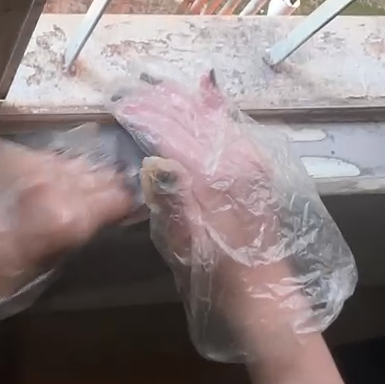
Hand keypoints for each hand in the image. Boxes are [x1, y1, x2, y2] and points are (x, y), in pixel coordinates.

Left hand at [0, 134, 132, 327]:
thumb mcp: (39, 266)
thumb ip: (68, 234)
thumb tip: (90, 215)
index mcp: (63, 215)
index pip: (108, 198)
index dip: (121, 197)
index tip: (131, 195)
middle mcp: (45, 179)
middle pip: (85, 173)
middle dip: (99, 179)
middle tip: (113, 181)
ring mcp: (18, 159)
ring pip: (57, 158)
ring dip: (71, 168)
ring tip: (83, 173)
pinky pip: (29, 153)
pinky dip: (41, 162)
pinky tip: (45, 170)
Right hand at [113, 73, 355, 361]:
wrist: (265, 296)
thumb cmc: (216, 275)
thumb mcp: (184, 244)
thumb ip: (170, 200)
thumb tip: (154, 160)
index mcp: (213, 177)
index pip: (171, 134)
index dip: (143, 117)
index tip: (119, 106)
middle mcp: (235, 159)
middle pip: (191, 118)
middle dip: (159, 103)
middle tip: (129, 93)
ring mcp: (250, 158)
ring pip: (210, 115)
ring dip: (181, 101)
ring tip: (154, 88)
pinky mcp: (256, 164)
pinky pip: (230, 124)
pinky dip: (212, 105)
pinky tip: (203, 90)